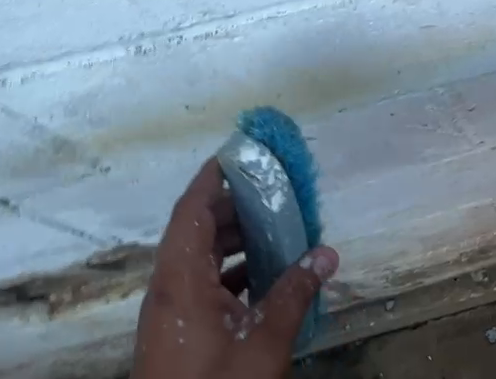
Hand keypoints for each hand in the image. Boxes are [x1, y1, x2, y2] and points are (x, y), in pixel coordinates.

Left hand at [132, 159, 338, 378]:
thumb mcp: (263, 344)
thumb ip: (295, 293)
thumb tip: (328, 252)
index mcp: (178, 282)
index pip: (191, 212)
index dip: (213, 178)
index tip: (241, 151)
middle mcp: (167, 291)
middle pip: (196, 230)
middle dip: (236, 205)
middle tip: (277, 189)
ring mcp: (170, 316)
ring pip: (199, 258)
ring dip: (235, 238)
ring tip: (278, 227)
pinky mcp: (178, 336)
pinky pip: (202, 284)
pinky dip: (232, 268)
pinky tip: (267, 275)